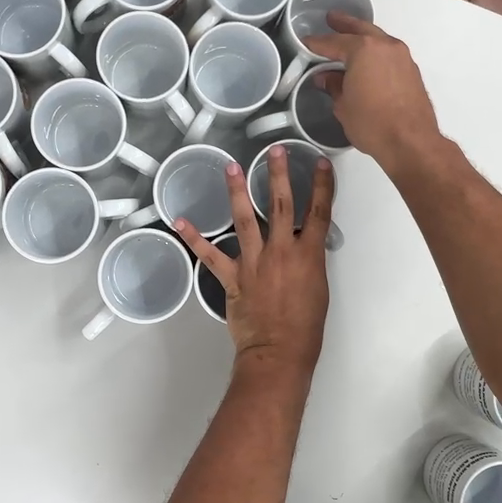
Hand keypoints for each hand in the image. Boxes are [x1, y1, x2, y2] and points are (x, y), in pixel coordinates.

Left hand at [173, 145, 332, 374]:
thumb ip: (308, 262)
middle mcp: (281, 251)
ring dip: (237, 191)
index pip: (319, 212)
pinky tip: (180, 221)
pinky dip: (194, 238)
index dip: (321, 185)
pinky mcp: (232, 277)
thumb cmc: (306, 327)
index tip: (318, 162)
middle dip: (277, 174)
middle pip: (281, 205)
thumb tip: (300, 248)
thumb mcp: (318, 288)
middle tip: (273, 150)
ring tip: (231, 167)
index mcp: (308, 255)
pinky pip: (210, 254)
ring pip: (244, 219)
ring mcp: (254, 262)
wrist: (280, 352)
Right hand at [301, 11, 442, 173]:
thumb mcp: (343, 105)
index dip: (317, 43)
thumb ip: (334, 86)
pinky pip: (388, 54)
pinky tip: (368, 62)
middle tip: (332, 19)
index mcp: (364, 49)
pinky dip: (376, 53)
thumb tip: (327, 78)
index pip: (334, 41)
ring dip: (363, 38)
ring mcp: (402, 57)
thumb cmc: (372, 123)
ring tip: (349, 40)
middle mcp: (385, 46)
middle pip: (361, 29)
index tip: (306, 43)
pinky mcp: (411, 71)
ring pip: (378, 40)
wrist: (410, 142)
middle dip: (344, 25)